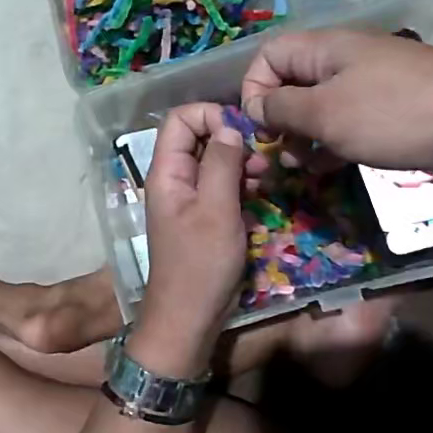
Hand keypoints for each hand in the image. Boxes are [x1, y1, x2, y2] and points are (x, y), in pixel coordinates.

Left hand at [128, 103, 247, 378]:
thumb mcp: (217, 210)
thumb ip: (223, 164)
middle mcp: (175, 180)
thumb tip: (229, 127)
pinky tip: (259, 197)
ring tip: (264, 179)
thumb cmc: (201, 264)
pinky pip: (221, 188)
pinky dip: (240, 186)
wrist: (189, 318)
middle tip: (260, 162)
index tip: (242, 133)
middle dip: (232, 141)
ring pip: (214, 163)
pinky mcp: (204, 217)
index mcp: (167, 173)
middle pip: (199, 138)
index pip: (180, 119)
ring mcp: (189, 199)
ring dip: (240, 164)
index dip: (210, 115)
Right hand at [239, 30, 432, 176]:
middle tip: (280, 152)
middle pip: (290, 83)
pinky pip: (344, 125)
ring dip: (301, 137)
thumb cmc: (394, 115)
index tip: (260, 125)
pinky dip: (329, 144)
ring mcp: (367, 88)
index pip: (268, 55)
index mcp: (323, 49)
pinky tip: (326, 168)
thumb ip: (280, 108)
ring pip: (316, 108)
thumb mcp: (324, 113)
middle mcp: (342, 62)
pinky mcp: (387, 113)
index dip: (254, 87)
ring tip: (301, 166)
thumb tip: (255, 107)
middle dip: (277, 118)